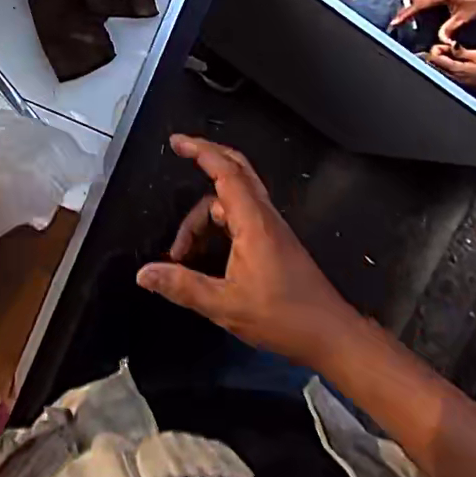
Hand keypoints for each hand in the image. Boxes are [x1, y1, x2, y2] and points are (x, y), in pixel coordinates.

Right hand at [136, 135, 362, 369]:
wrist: (330, 334)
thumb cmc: (284, 318)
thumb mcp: (225, 306)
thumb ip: (182, 286)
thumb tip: (144, 273)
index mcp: (253, 222)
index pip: (226, 172)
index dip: (200, 151)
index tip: (177, 142)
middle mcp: (264, 217)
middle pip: (236, 170)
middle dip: (207, 157)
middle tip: (180, 153)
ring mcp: (271, 228)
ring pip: (233, 200)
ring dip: (204, 215)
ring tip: (182, 252)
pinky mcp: (275, 242)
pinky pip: (241, 216)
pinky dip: (217, 225)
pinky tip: (204, 253)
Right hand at [389, 0, 475, 42]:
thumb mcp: (466, 18)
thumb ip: (450, 28)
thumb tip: (440, 40)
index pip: (419, 4)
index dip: (406, 13)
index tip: (395, 22)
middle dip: (407, 9)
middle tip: (398, 22)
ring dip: (413, 4)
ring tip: (406, 17)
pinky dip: (420, 0)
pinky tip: (419, 8)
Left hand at [426, 42, 475, 94]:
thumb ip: (462, 52)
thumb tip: (449, 45)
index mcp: (456, 70)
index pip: (434, 59)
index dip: (436, 49)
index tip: (447, 44)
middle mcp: (453, 78)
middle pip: (434, 65)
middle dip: (438, 55)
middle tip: (449, 48)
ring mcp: (456, 83)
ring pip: (440, 70)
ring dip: (443, 61)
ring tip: (454, 54)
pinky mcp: (462, 86)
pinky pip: (448, 75)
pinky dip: (449, 67)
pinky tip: (458, 63)